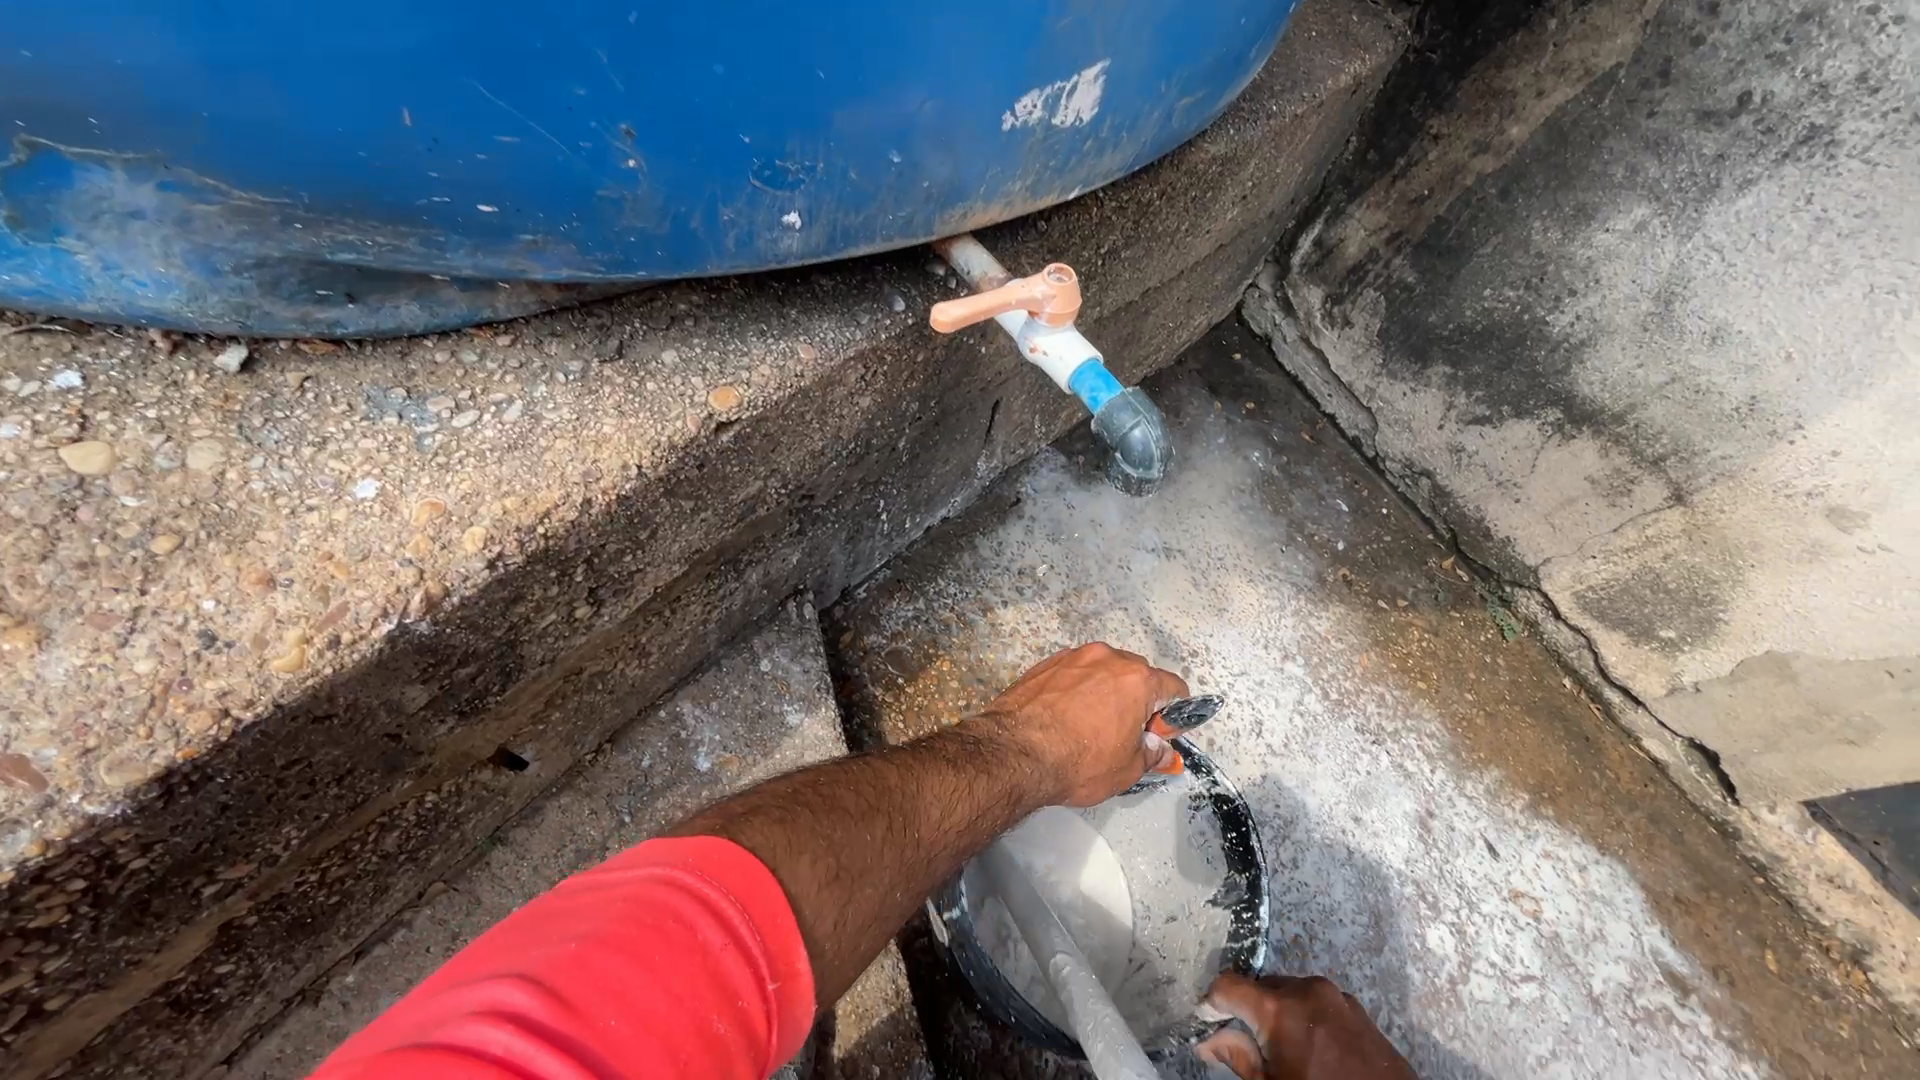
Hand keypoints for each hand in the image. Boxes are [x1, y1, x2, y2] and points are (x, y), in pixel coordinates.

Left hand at [967, 643, 1186, 806]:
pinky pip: (1074, 673)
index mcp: (1137, 680)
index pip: (1173, 688)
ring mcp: (1073, 657)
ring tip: (1090, 725)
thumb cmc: (1077, 762)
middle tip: (1125, 733)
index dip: (1172, 714)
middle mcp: (1107, 658)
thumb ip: (1151, 755)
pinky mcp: (1046, 664)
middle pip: (1137, 675)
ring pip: (1103, 671)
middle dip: (1138, 700)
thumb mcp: (1127, 769)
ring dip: (1105, 692)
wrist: (1015, 753)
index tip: (1159, 734)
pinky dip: (1077, 690)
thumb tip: (1160, 750)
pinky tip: (1065, 717)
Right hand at [1196, 974, 1416, 1079]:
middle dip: (1250, 1011)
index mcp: (1279, 1007)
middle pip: (1260, 987)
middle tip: (1253, 1045)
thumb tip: (1208, 1042)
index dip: (1213, 1002)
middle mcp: (1305, 989)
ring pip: (1289, 992)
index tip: (1210, 1021)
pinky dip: (1306, 1017)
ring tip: (1288, 1049)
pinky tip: (1315, 1048)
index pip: (1227, 985)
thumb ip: (1238, 1059)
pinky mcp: (1356, 1007)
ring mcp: (1335, 995)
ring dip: (1279, 1013)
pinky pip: (1317, 1002)